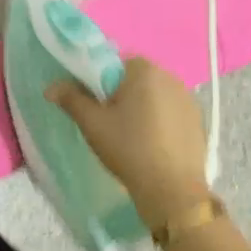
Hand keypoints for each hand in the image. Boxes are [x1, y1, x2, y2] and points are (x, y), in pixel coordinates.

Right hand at [46, 56, 210, 227]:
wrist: (171, 188)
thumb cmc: (128, 149)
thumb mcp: (93, 124)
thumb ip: (72, 99)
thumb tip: (51, 86)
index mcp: (144, 70)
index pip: (115, 62)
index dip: (101, 82)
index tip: (95, 105)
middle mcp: (170, 76)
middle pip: (137, 79)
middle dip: (122, 95)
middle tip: (110, 123)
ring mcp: (188, 98)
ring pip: (155, 96)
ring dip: (143, 108)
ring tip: (132, 138)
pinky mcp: (198, 120)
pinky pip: (172, 112)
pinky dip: (161, 122)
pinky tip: (153, 146)